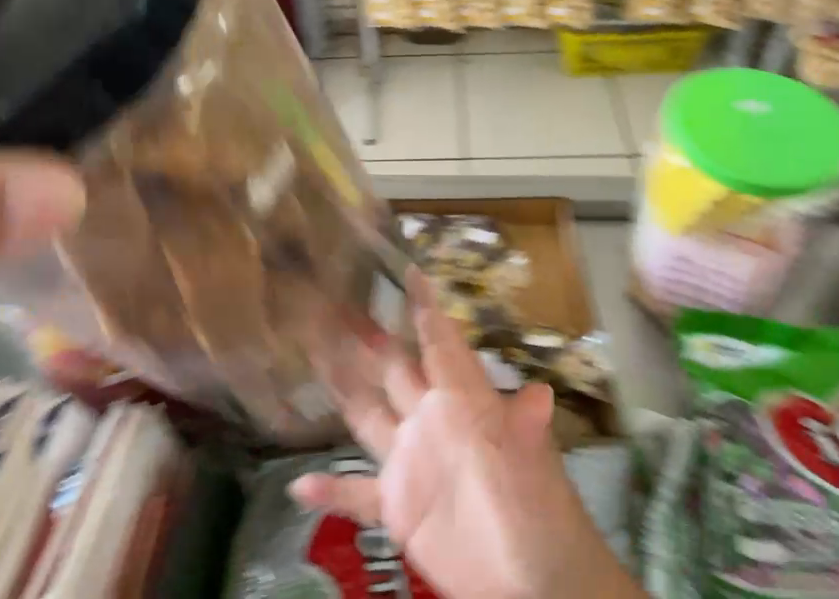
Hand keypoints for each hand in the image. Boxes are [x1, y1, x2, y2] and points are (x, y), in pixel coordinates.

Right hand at [290, 269, 641, 598]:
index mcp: (463, 402)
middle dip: (367, 340)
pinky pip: (356, 493)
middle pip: (393, 371)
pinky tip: (299, 482)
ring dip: (342, 391)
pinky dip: (329, 490)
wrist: (534, 579)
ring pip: (368, 418)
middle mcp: (432, 423)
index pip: (441, 343)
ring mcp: (412, 464)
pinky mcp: (398, 507)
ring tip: (310, 358)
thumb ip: (520, 424)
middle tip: (331, 304)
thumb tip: (539, 393)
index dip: (424, 309)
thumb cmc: (537, 509)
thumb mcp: (527, 460)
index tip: (408, 270)